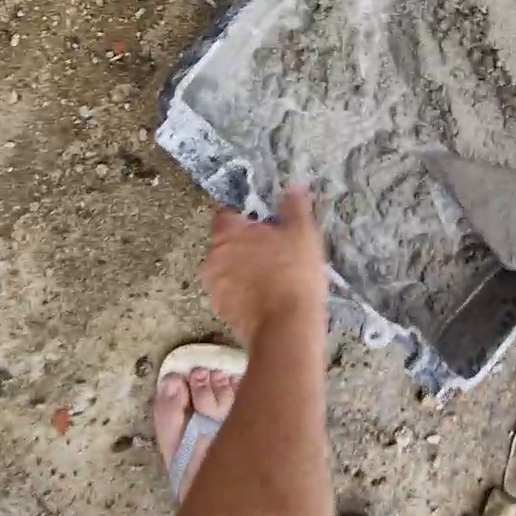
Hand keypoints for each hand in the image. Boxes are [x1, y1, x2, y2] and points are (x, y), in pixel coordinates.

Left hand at [202, 184, 328, 348]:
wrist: (287, 330)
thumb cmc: (293, 275)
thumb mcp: (302, 233)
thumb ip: (294, 206)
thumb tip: (293, 185)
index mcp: (227, 234)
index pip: (228, 214)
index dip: (247, 217)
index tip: (267, 224)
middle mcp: (213, 258)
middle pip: (227, 242)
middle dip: (246, 244)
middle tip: (275, 250)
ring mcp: (215, 288)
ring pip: (229, 269)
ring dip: (244, 269)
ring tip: (275, 277)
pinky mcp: (222, 312)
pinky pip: (232, 293)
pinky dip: (245, 292)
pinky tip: (269, 298)